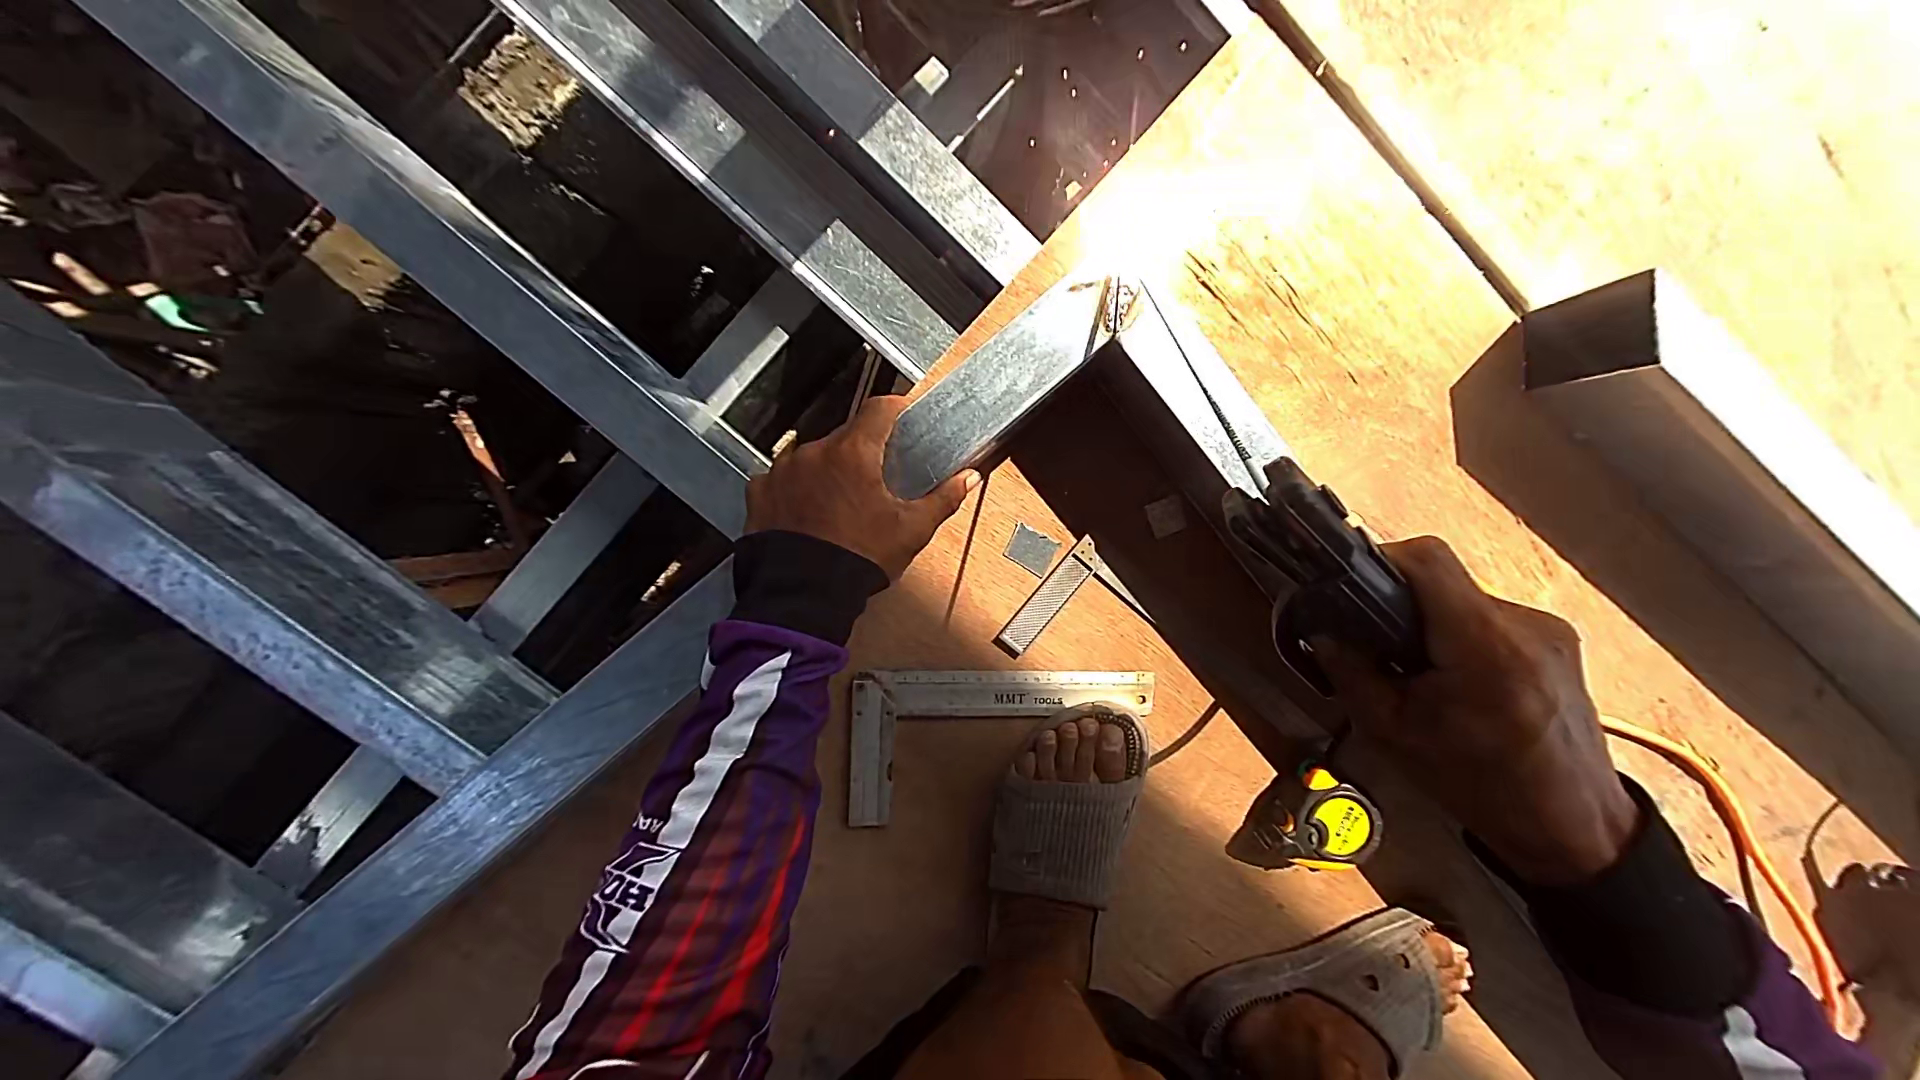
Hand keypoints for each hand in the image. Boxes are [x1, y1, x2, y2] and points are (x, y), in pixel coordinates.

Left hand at [744, 396, 978, 579]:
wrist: (802, 595)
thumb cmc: (859, 559)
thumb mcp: (910, 530)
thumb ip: (942, 499)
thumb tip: (969, 477)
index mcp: (853, 453)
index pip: (879, 408)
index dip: (895, 408)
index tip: (902, 417)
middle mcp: (814, 452)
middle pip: (845, 436)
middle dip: (862, 451)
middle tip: (875, 479)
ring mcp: (782, 471)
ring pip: (813, 457)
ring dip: (828, 470)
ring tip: (839, 503)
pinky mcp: (760, 493)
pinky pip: (783, 480)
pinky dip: (796, 490)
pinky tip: (807, 514)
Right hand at [1316, 536, 1639, 885]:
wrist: (1571, 825)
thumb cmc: (1478, 785)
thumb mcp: (1389, 731)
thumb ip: (1349, 671)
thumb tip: (1321, 629)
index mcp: (1485, 649)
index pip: (1428, 560)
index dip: (1381, 557)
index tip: (1351, 580)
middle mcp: (1525, 627)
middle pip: (1440, 576)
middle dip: (1397, 599)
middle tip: (1374, 639)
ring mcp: (1548, 629)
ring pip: (1460, 593)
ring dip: (1427, 616)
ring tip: (1413, 663)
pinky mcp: (1556, 638)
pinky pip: (1485, 612)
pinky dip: (1455, 630)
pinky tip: (1447, 669)